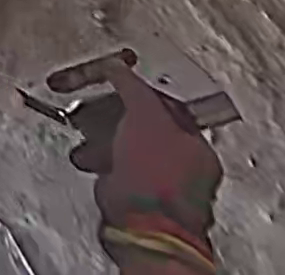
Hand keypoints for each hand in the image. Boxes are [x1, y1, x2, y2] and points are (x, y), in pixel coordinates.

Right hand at [92, 59, 222, 238]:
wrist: (139, 218)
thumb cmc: (155, 171)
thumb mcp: (144, 113)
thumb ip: (131, 86)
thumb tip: (118, 66)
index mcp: (198, 147)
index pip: (166, 106)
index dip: (139, 90)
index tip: (116, 79)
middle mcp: (184, 164)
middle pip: (143, 123)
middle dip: (115, 111)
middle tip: (96, 101)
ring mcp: (158, 178)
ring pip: (124, 142)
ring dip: (101, 133)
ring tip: (86, 127)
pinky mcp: (132, 188)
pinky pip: (111, 159)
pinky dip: (96, 152)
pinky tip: (87, 151)